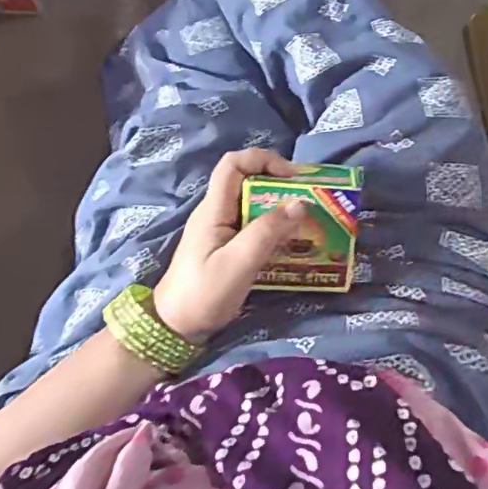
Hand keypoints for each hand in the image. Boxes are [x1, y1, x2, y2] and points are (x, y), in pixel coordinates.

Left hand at [152, 148, 307, 343]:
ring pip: (255, 205)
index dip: (264, 160)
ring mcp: (222, 231)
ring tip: (309, 223)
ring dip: (281, 210)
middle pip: (249, 182)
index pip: (234, 164)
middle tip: (311, 202)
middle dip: (281, 186)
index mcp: (214, 209)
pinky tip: (293, 244)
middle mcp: (217, 213)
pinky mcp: (228, 248)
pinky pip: (255, 227)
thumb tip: (300, 204)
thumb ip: (267, 232)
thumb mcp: (238, 263)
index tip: (293, 178)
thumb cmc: (203, 294)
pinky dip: (276, 230)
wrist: (176, 328)